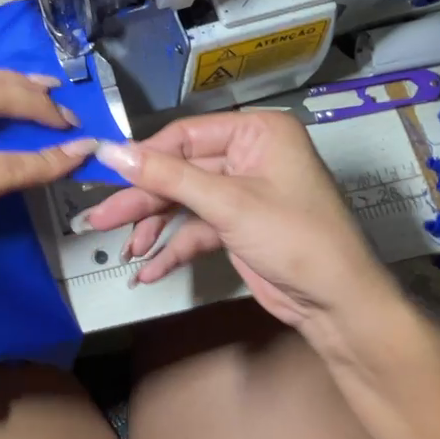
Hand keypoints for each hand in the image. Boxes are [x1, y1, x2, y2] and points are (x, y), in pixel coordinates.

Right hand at [83, 111, 400, 329]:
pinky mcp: (236, 225)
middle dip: (142, 200)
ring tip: (125, 250)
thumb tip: (109, 151)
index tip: (104, 175)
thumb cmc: (294, 239)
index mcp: (257, 133)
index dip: (144, 157)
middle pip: (179, 171)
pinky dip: (173, 248)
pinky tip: (149, 270)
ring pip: (182, 202)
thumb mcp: (226, 204)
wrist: (339, 305)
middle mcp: (248, 155)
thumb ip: (165, 177)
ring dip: (153, 227)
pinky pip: (195, 229)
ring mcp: (241, 192)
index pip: (184, 135)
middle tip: (100, 219)